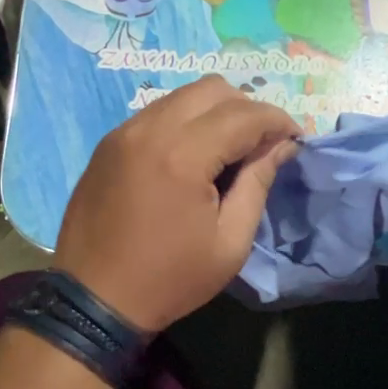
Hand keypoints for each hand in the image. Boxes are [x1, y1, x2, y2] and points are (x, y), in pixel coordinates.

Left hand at [54, 76, 300, 332]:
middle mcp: (150, 129)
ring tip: (229, 148)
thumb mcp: (229, 243)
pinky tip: (192, 155)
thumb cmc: (169, 279)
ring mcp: (124, 132)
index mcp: (183, 154)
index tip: (295, 139)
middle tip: (262, 143)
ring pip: (182, 95)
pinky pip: (156, 112)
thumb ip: (257, 184)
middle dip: (247, 108)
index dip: (278, 121)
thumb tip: (282, 145)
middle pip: (212, 88)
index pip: (244, 114)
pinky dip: (184, 120)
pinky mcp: (108, 143)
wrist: (92, 299)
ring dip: (214, 111)